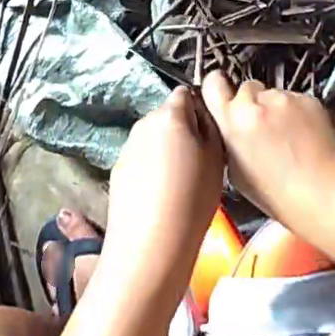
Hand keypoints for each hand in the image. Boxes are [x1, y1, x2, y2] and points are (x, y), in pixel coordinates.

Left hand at [97, 86, 225, 299]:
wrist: (151, 243)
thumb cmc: (193, 198)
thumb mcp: (216, 158)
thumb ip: (209, 126)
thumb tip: (201, 112)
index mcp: (170, 115)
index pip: (185, 93)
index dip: (198, 109)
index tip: (208, 133)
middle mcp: (144, 123)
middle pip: (167, 116)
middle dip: (181, 130)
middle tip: (197, 160)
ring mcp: (127, 146)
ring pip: (153, 138)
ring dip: (165, 149)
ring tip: (179, 182)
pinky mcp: (118, 169)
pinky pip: (140, 158)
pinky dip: (150, 168)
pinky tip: (159, 195)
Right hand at [200, 72, 334, 226]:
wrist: (329, 195)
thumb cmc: (285, 196)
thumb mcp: (238, 175)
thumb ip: (229, 141)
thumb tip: (230, 130)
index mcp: (232, 121)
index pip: (213, 83)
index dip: (218, 86)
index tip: (223, 92)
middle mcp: (257, 103)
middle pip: (247, 88)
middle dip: (253, 104)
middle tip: (263, 130)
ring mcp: (284, 98)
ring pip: (274, 96)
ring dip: (278, 111)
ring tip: (290, 140)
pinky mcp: (309, 99)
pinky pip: (297, 101)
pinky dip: (300, 114)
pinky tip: (305, 139)